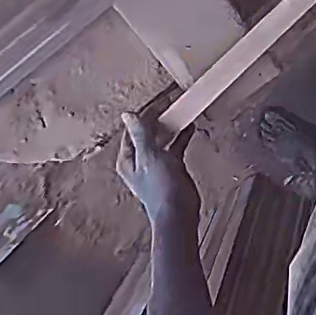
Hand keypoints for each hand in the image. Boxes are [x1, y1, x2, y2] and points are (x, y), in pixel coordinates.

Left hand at [117, 111, 200, 235]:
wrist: (178, 213)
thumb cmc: (160, 187)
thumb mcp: (149, 156)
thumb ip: (140, 134)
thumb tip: (127, 115)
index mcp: (128, 158)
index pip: (133, 128)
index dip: (145, 113)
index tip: (160, 101)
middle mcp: (139, 159)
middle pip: (146, 132)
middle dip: (157, 117)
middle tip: (170, 102)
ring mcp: (156, 163)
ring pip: (161, 138)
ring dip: (169, 125)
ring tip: (179, 111)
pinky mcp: (171, 167)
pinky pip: (174, 146)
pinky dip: (180, 136)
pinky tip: (189, 126)